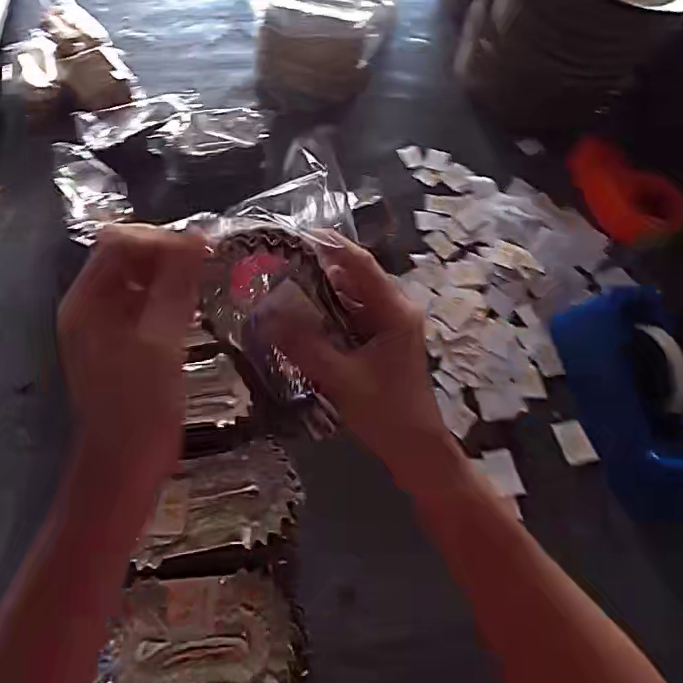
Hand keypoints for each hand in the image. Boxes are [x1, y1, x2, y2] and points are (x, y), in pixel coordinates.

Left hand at [58, 224, 209, 483]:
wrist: (125, 466)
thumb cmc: (141, 405)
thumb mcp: (161, 340)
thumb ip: (176, 284)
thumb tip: (196, 237)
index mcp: (88, 301)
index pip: (120, 241)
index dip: (161, 238)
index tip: (201, 249)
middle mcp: (90, 304)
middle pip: (128, 254)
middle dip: (168, 251)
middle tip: (209, 262)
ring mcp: (105, 322)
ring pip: (140, 275)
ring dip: (172, 270)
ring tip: (208, 278)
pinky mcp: (122, 339)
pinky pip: (146, 299)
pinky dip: (171, 292)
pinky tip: (197, 302)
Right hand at [256, 231, 463, 488]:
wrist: (416, 448)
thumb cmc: (386, 413)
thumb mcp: (341, 379)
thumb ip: (304, 346)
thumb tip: (265, 317)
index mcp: (394, 310)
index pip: (361, 264)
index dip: (330, 245)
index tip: (297, 233)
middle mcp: (396, 308)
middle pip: (356, 274)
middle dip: (320, 264)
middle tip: (281, 257)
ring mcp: (391, 322)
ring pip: (353, 293)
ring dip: (323, 286)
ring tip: (285, 278)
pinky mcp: (383, 337)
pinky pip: (354, 311)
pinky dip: (330, 308)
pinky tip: (304, 311)